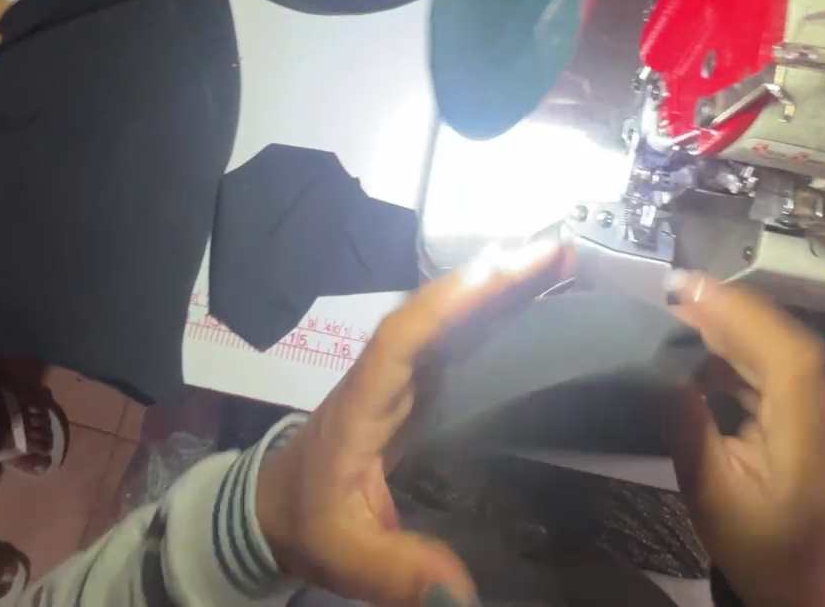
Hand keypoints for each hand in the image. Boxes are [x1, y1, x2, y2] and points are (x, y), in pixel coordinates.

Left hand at [256, 237, 569, 606]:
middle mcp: (383, 370)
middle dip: (489, 276)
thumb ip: (399, 572)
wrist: (275, 505)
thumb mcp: (347, 553)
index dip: (450, 300)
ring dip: (491, 283)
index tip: (500, 271)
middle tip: (549, 252)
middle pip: (432, 308)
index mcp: (364, 397)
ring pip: (443, 312)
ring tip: (545, 261)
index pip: (402, 334)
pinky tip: (520, 299)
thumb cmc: (308, 519)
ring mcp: (398, 372)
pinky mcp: (413, 381)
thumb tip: (463, 596)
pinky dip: (486, 308)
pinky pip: (452, 333)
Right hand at [662, 272, 824, 606]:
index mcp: (813, 447)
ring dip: (731, 329)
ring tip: (680, 319)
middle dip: (726, 314)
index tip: (689, 289)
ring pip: (782, 350)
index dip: (742, 314)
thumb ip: (687, 422)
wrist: (803, 593)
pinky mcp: (824, 414)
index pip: (791, 358)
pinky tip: (706, 349)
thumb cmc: (754, 548)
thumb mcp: (707, 491)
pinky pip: (782, 368)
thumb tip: (664, 362)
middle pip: (785, 345)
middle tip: (671, 297)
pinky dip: (742, 351)